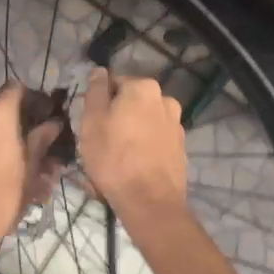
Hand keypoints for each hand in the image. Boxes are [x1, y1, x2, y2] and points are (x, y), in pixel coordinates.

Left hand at [0, 85, 61, 254]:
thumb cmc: (1, 196)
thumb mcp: (29, 169)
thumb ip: (41, 141)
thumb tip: (53, 123)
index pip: (18, 89)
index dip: (37, 99)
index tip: (53, 116)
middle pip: (9, 115)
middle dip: (32, 133)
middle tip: (53, 155)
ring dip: (21, 151)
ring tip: (43, 180)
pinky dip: (3, 160)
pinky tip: (23, 187)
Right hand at [78, 68, 187, 222]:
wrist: (150, 202)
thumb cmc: (114, 158)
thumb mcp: (92, 122)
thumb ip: (96, 91)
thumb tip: (100, 70)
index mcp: (143, 88)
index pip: (114, 84)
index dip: (101, 104)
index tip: (93, 125)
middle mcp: (165, 99)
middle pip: (132, 103)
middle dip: (118, 118)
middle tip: (102, 143)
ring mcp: (176, 124)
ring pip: (144, 122)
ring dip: (132, 133)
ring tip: (117, 159)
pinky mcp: (181, 147)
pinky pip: (156, 140)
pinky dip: (145, 147)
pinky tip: (134, 167)